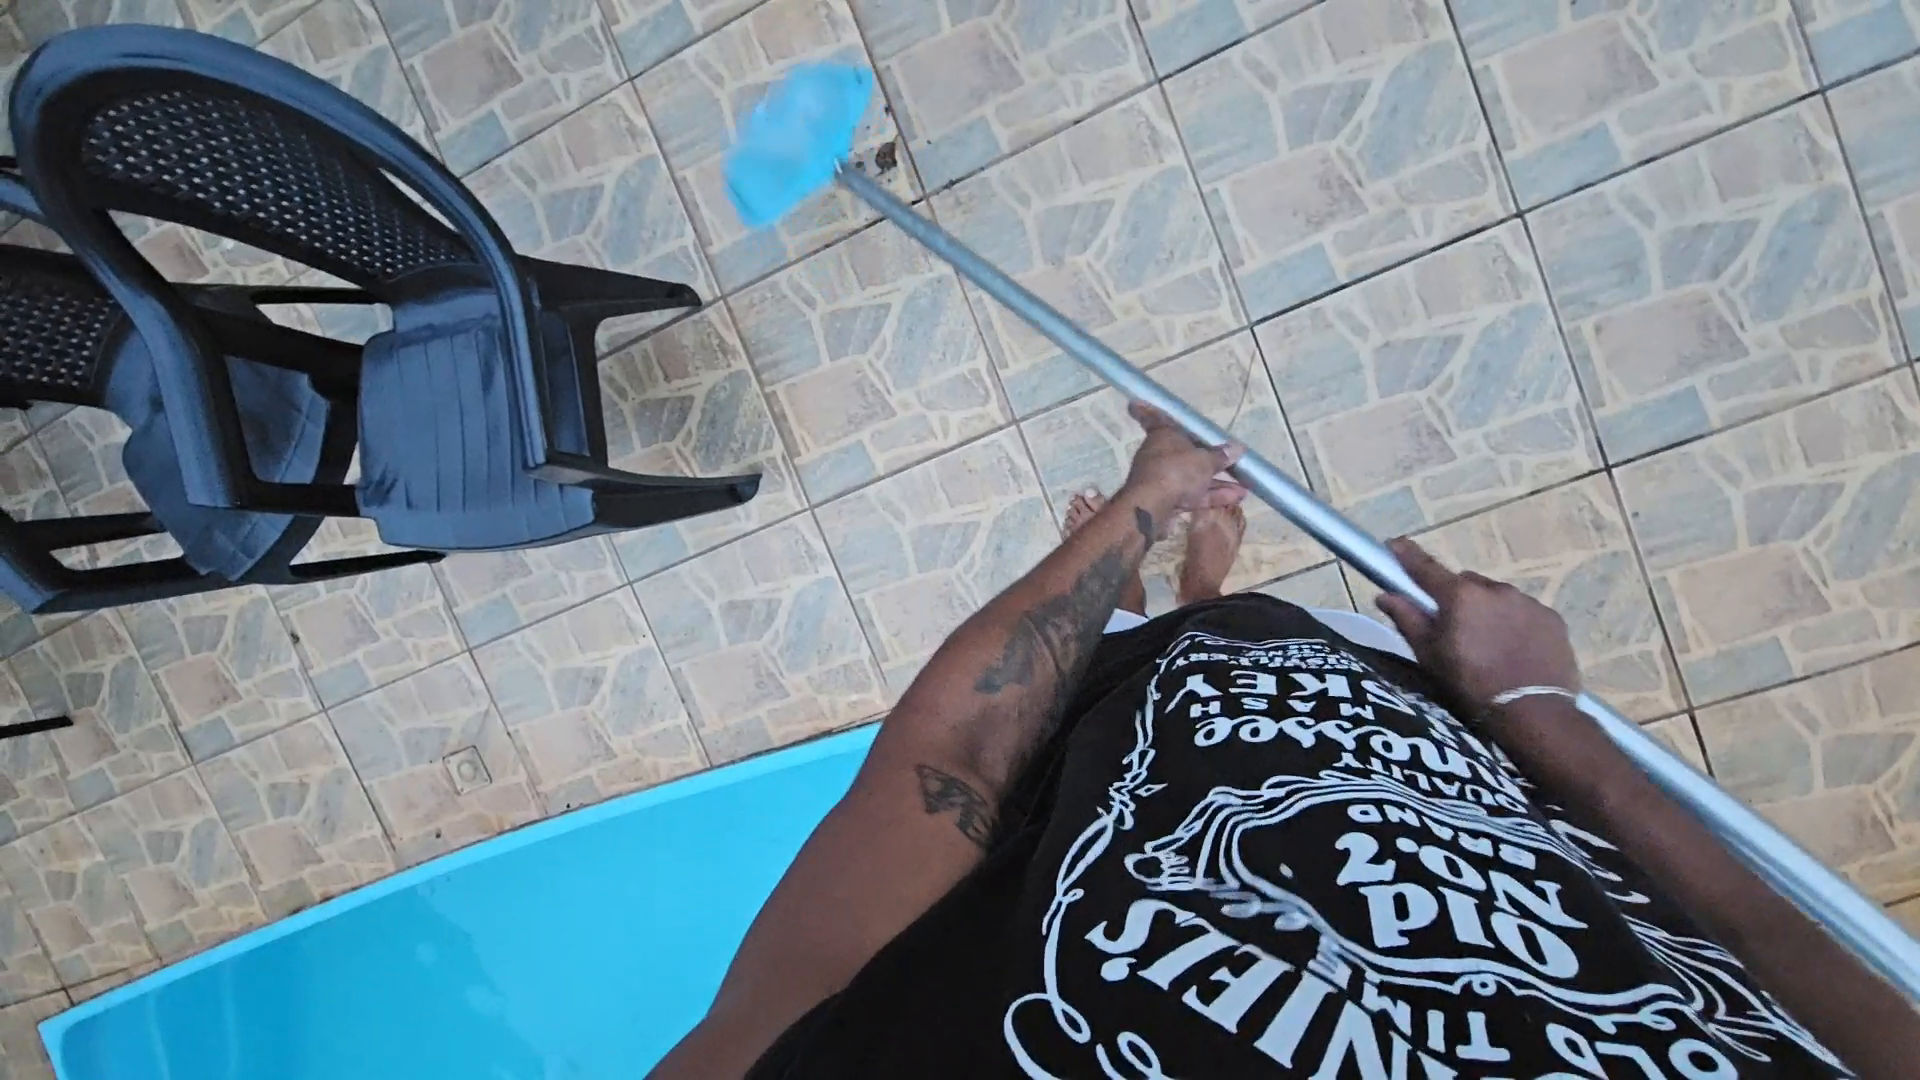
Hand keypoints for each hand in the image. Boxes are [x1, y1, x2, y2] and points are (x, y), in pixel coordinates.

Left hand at [1117, 402, 1246, 533]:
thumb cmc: (1176, 470)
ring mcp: (1162, 479)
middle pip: (1185, 453)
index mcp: (1163, 436)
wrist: (1152, 507)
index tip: (1135, 403)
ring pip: (1192, 477)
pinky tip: (1236, 497)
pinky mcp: (1166, 501)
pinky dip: (1211, 495)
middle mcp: (1159, 455)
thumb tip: (1236, 448)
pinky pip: (1192, 495)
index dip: (1146, 410)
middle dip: (1208, 459)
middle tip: (1231, 460)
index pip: (1155, 418)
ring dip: (1217, 482)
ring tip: (1244, 486)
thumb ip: (1220, 456)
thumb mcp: (1204, 460)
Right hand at [1374, 538, 1580, 714]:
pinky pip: (1522, 611)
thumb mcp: (1428, 653)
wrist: (1532, 711)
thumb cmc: (1468, 681)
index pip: (1426, 567)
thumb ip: (1406, 619)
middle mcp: (1495, 589)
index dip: (1407, 555)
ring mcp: (1528, 602)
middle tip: (1449, 624)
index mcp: (1459, 595)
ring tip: (1485, 641)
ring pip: (1495, 596)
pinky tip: (1511, 648)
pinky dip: (1512, 622)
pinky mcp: (1553, 619)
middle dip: (1454, 596)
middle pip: (1464, 583)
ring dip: (1485, 609)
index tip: (1395, 544)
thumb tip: (1385, 595)